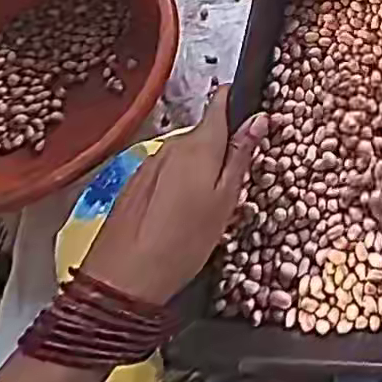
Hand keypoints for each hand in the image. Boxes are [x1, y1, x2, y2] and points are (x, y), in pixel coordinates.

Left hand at [78, 85, 267, 304]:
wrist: (122, 281)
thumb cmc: (185, 241)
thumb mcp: (226, 199)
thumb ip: (241, 155)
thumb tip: (259, 118)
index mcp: (200, 142)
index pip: (221, 100)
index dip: (239, 102)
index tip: (253, 117)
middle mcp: (174, 143)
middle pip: (206, 131)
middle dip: (222, 147)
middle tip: (233, 183)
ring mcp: (151, 161)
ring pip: (186, 152)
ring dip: (200, 166)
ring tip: (207, 204)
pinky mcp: (135, 181)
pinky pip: (167, 169)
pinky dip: (179, 181)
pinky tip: (180, 213)